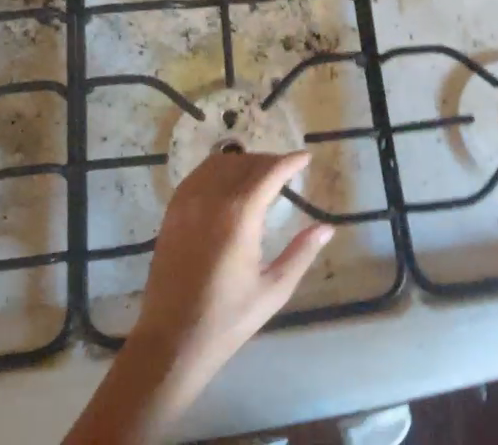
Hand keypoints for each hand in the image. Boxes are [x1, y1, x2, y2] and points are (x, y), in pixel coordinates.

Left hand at [66, 151, 331, 444]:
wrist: (172, 339)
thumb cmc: (228, 319)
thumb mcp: (274, 289)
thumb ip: (301, 253)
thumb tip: (326, 228)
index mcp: (240, 216)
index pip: (269, 172)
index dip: (290, 161)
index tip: (306, 158)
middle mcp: (211, 200)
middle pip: (245, 163)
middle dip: (269, 161)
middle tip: (287, 171)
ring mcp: (186, 204)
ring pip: (218, 164)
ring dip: (242, 162)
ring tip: (260, 176)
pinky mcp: (171, 214)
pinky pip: (196, 176)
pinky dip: (216, 171)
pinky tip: (228, 185)